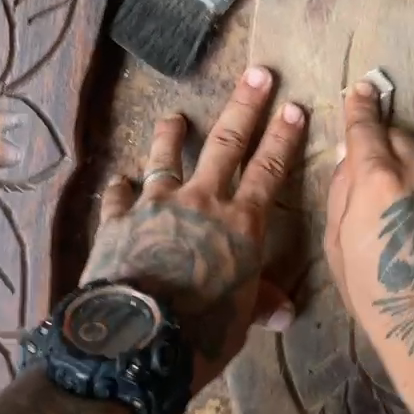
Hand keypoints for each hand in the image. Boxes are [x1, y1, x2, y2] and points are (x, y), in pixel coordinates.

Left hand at [81, 66, 304, 389]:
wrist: (139, 340)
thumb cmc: (203, 331)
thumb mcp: (242, 318)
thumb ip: (261, 303)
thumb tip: (285, 313)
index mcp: (241, 223)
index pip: (270, 169)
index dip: (284, 137)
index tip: (294, 106)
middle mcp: (202, 201)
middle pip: (228, 143)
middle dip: (245, 105)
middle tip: (257, 72)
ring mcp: (158, 205)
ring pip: (168, 156)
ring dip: (172, 133)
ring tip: (175, 114)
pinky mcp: (120, 220)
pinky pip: (120, 195)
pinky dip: (122, 187)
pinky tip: (120, 180)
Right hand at [324, 81, 413, 381]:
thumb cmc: (378, 296)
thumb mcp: (337, 246)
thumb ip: (342, 192)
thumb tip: (349, 155)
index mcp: (378, 180)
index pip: (367, 128)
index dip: (360, 107)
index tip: (362, 90)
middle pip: (402, 138)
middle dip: (388, 145)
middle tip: (380, 173)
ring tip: (411, 219)